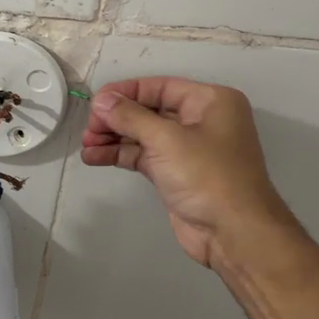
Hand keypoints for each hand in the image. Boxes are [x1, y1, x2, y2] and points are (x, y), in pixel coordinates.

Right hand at [81, 76, 298, 270]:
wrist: (232, 231)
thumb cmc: (206, 176)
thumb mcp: (166, 140)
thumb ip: (130, 117)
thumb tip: (101, 100)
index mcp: (210, 101)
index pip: (159, 87)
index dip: (125, 93)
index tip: (94, 104)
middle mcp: (201, 120)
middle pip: (149, 110)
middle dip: (116, 118)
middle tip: (88, 130)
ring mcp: (188, 149)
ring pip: (143, 135)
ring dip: (114, 137)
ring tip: (86, 145)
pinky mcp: (176, 173)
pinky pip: (143, 156)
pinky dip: (121, 155)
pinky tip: (95, 157)